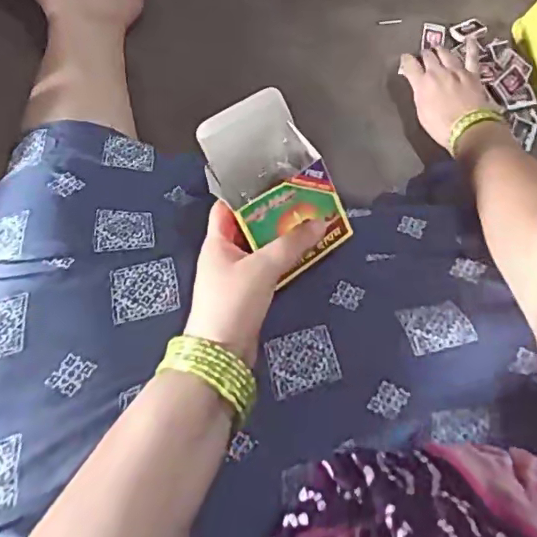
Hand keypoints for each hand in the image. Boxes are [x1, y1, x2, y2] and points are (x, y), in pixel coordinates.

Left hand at [183, 201, 325, 366]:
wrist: (221, 355)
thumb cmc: (233, 301)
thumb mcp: (263, 267)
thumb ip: (291, 244)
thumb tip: (320, 221)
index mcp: (216, 240)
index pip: (227, 206)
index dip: (247, 192)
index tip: (274, 181)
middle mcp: (223, 254)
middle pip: (248, 225)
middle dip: (273, 214)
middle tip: (301, 201)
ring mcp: (234, 275)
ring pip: (259, 248)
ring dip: (280, 238)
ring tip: (308, 223)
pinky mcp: (247, 294)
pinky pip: (266, 268)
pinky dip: (281, 260)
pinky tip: (302, 253)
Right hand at [399, 38, 507, 154]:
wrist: (470, 129)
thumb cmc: (442, 128)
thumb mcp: (422, 113)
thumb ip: (420, 95)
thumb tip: (420, 86)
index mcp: (422, 83)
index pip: (410, 65)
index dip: (406, 60)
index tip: (406, 59)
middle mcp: (437, 72)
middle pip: (428, 56)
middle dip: (424, 55)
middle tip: (424, 57)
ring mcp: (456, 71)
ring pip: (445, 53)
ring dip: (440, 50)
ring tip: (437, 49)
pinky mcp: (472, 74)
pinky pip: (471, 57)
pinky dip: (471, 47)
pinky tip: (470, 38)